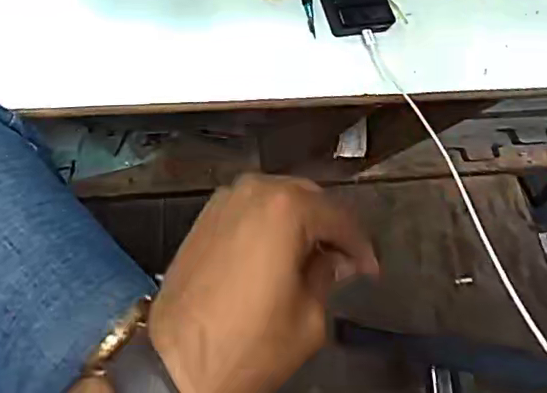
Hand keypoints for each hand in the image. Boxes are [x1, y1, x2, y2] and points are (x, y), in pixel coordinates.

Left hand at [148, 174, 378, 392]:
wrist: (177, 358)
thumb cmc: (248, 341)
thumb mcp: (307, 318)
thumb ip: (327, 276)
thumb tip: (335, 259)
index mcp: (286, 207)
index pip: (338, 216)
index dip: (360, 244)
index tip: (369, 267)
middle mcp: (256, 188)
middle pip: (307, 196)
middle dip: (329, 226)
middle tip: (345, 260)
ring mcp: (228, 196)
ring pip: (277, 196)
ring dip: (299, 220)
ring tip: (312, 255)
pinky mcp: (208, 212)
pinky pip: (251, 205)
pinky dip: (270, 220)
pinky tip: (277, 250)